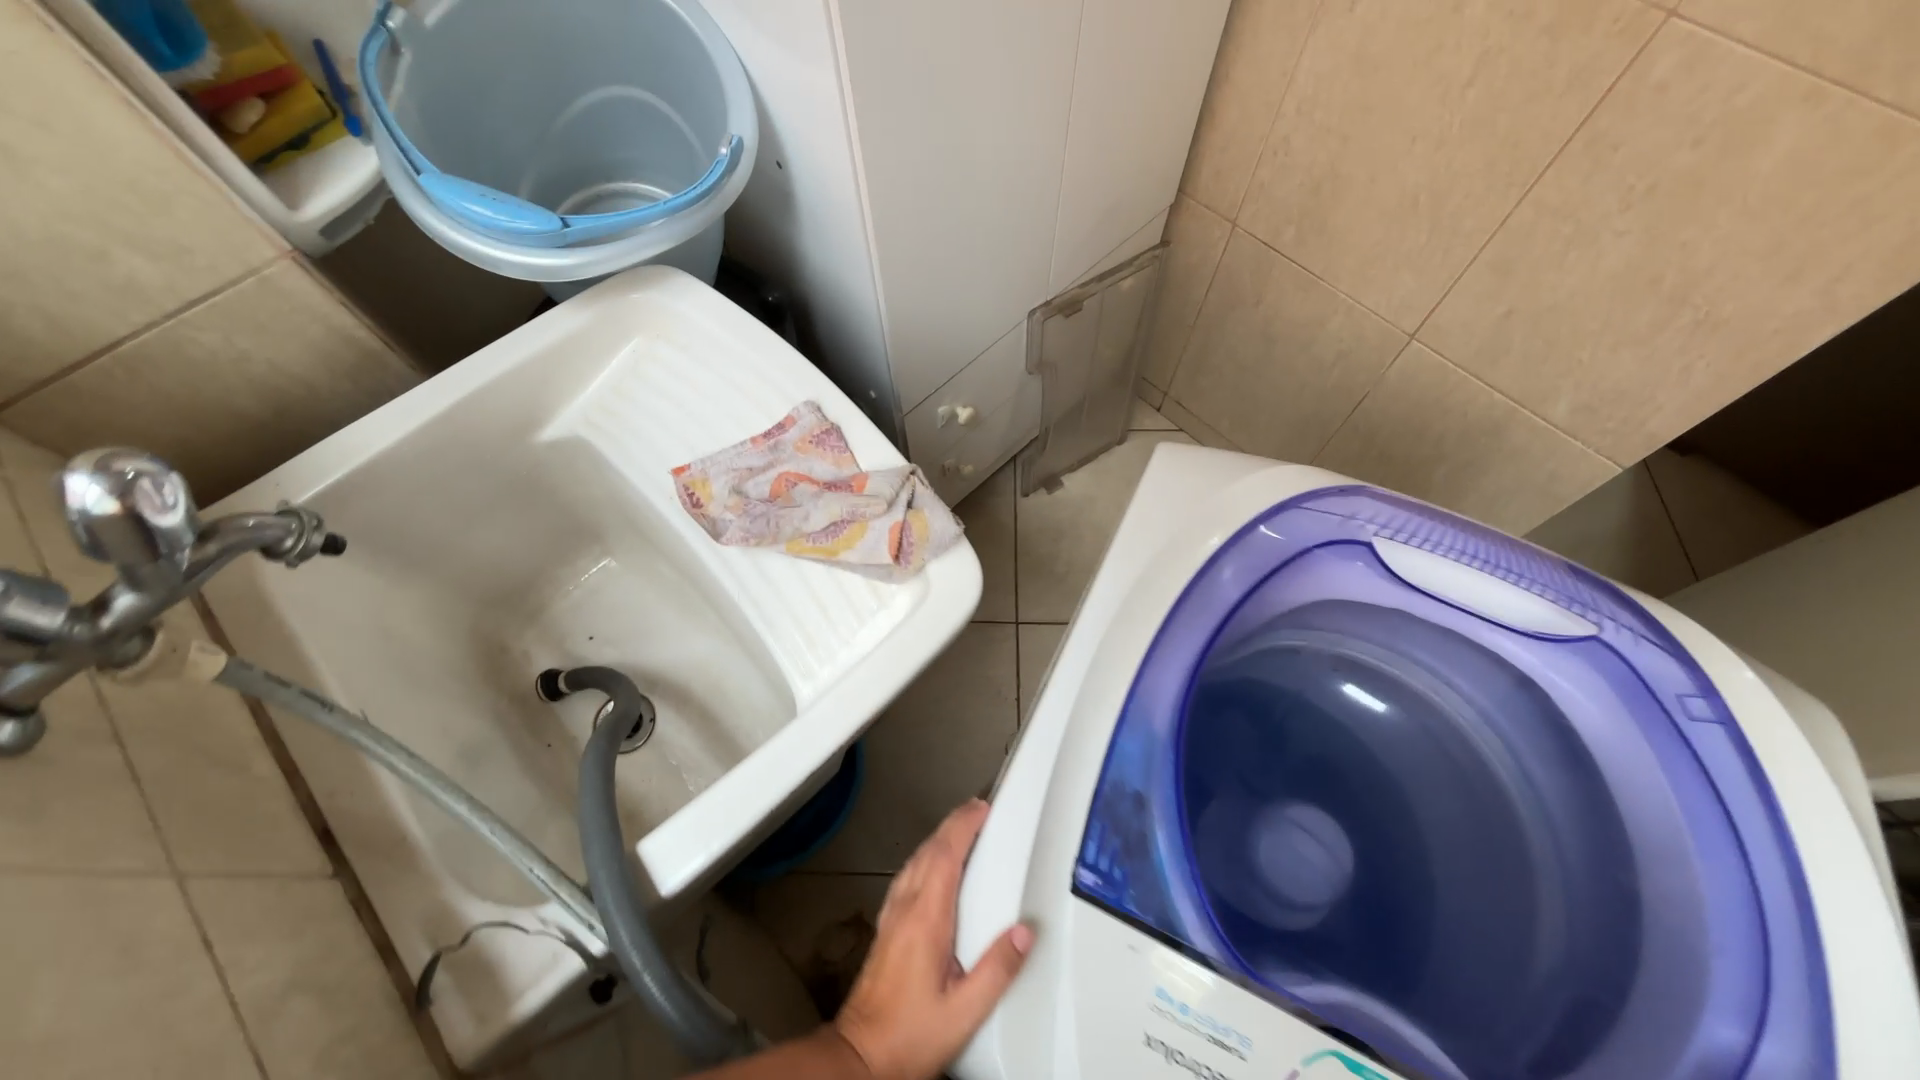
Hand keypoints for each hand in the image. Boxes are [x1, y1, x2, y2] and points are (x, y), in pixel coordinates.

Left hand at [831, 799, 1033, 1079]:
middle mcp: (904, 912)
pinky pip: (906, 879)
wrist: (861, 1056)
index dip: (963, 826)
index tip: (981, 808)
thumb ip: (998, 969)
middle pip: (928, 852)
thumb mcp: (965, 1010)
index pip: (945, 856)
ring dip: (937, 839)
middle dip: (953, 824)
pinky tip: (931, 869)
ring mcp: (891, 920)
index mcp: (926, 921)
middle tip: (976, 809)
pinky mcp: (886, 932)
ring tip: (959, 830)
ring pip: (914, 863)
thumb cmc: (908, 1036)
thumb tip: (1023, 933)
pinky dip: (925, 860)